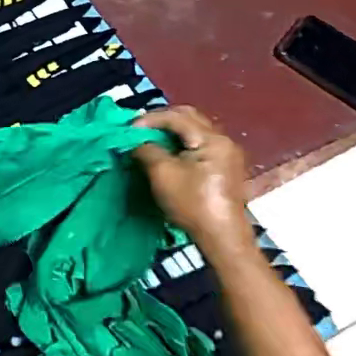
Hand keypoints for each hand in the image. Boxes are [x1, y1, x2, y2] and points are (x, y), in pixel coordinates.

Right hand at [133, 106, 250, 249]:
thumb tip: (136, 140)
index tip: (128, 129)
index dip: (149, 119)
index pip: (176, 117)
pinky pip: (198, 143)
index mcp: (212, 140)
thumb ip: (146, 149)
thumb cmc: (192, 203)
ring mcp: (226, 154)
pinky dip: (180, 142)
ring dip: (170, 130)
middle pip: (189, 117)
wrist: (222, 238)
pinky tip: (166, 151)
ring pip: (194, 129)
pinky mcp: (224, 166)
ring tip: (149, 138)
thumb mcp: (162, 173)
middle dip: (161, 120)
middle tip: (139, 128)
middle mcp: (223, 141)